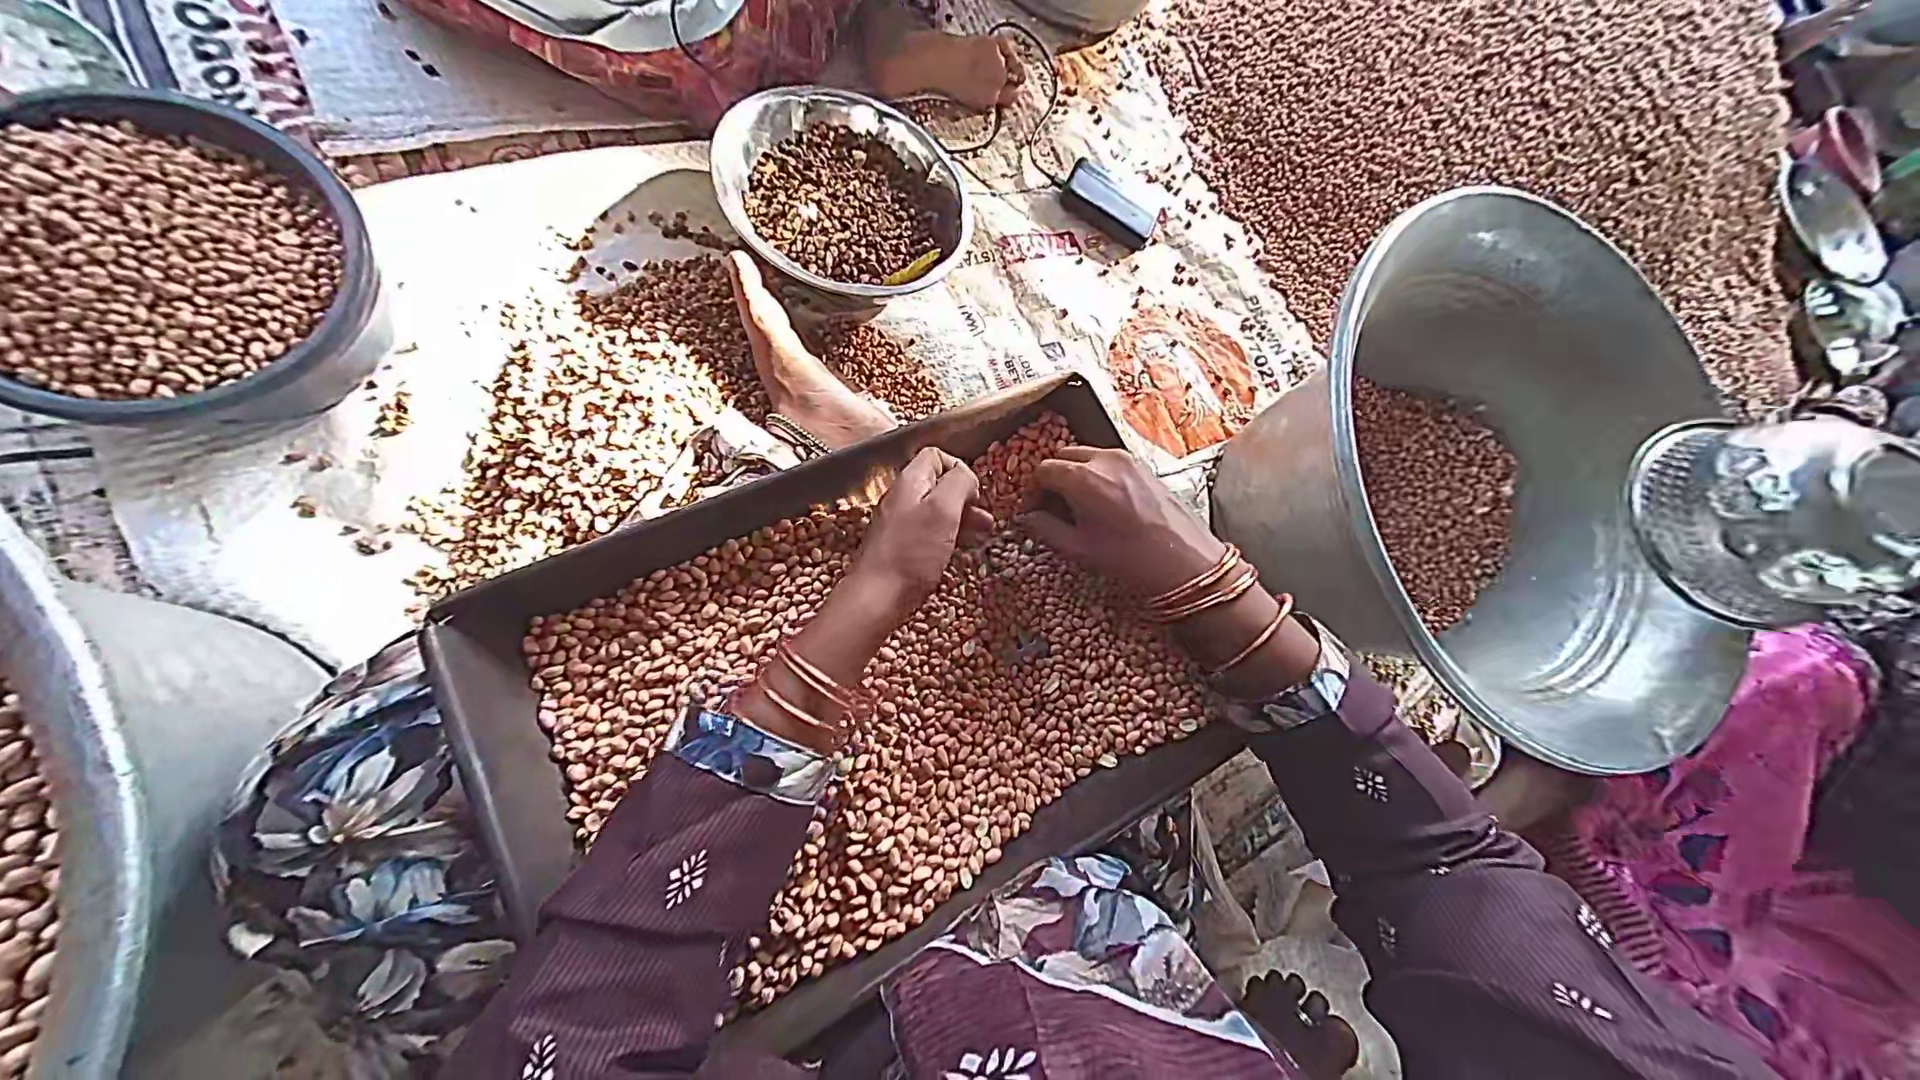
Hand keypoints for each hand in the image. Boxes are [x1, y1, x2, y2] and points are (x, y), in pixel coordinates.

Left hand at [849, 446, 994, 620]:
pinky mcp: (901, 548)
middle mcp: (902, 499)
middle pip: (938, 485)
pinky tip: (959, 550)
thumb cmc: (912, 554)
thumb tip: (967, 476)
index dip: (960, 470)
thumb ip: (958, 483)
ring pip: (936, 511)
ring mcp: (899, 524)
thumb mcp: (943, 510)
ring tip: (981, 535)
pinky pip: (929, 533)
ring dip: (961, 519)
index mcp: (910, 482)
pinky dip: (948, 537)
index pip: (936, 456)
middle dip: (965, 498)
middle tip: (984, 519)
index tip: (973, 494)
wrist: (878, 597)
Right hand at [1019, 446, 1225, 596]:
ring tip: (1077, 507)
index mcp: (1083, 478)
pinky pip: (1107, 461)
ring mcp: (1126, 459)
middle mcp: (1104, 459)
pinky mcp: (1142, 464)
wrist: (1184, 560)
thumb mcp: (1078, 547)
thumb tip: (1028, 517)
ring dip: (1073, 475)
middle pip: (1062, 456)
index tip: (1034, 510)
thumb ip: (1045, 527)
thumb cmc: (1129, 557)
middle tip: (1052, 507)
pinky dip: (1095, 474)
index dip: (1033, 491)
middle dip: (1052, 479)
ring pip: (1085, 456)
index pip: (1043, 470)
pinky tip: (1101, 503)